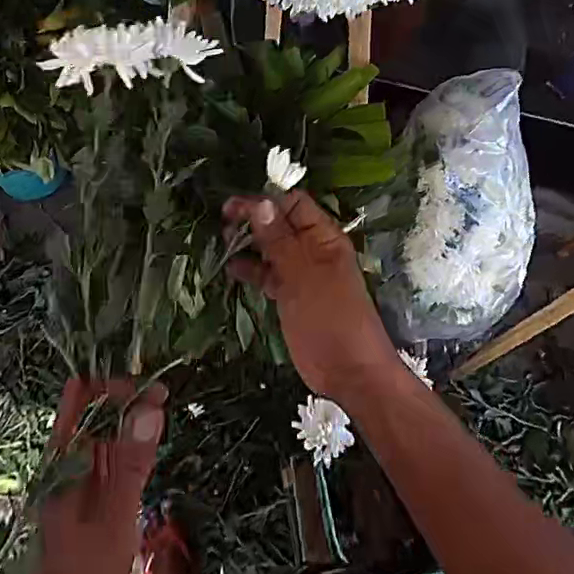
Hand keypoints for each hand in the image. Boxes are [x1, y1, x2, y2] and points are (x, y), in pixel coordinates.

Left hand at [16, 378, 165, 573]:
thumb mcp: (114, 518)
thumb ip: (132, 462)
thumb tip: (151, 407)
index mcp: (62, 458)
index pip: (82, 395)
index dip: (116, 384)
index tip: (153, 391)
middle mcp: (65, 458)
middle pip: (93, 406)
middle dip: (128, 394)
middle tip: (164, 398)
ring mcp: (75, 472)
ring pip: (102, 426)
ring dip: (130, 415)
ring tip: (161, 411)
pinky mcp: (87, 488)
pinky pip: (108, 449)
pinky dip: (128, 440)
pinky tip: (147, 442)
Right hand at [223, 192, 403, 404]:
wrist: (349, 372)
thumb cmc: (331, 318)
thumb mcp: (303, 275)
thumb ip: (280, 240)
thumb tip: (260, 203)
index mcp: (324, 237)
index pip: (293, 204)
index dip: (265, 201)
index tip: (233, 207)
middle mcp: (312, 249)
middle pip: (279, 223)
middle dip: (253, 219)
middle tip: (223, 221)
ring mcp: (301, 273)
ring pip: (271, 248)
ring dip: (248, 242)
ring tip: (223, 241)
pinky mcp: (290, 295)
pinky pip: (267, 274)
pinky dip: (250, 269)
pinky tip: (231, 268)